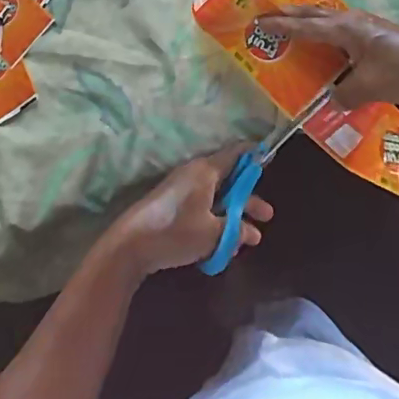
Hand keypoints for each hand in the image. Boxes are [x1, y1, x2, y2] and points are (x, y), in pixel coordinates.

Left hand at [103, 146, 272, 276]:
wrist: (131, 244)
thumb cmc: (176, 232)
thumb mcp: (213, 234)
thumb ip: (236, 230)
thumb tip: (251, 231)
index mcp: (206, 171)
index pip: (235, 153)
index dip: (253, 156)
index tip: (268, 158)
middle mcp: (194, 173)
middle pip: (228, 179)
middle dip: (248, 198)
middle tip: (267, 216)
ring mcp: (181, 188)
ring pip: (215, 196)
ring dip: (232, 214)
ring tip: (248, 238)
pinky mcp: (172, 204)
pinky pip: (201, 206)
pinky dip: (215, 219)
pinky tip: (222, 244)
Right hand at [256, 6, 398, 109]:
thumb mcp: (369, 88)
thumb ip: (343, 95)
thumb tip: (329, 101)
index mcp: (346, 28)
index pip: (305, 25)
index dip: (280, 25)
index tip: (257, 23)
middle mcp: (353, 21)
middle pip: (314, 13)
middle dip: (289, 14)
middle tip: (266, 16)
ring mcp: (366, 26)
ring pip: (328, 18)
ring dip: (307, 20)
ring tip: (289, 24)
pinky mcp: (377, 35)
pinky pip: (339, 27)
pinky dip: (324, 29)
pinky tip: (324, 42)